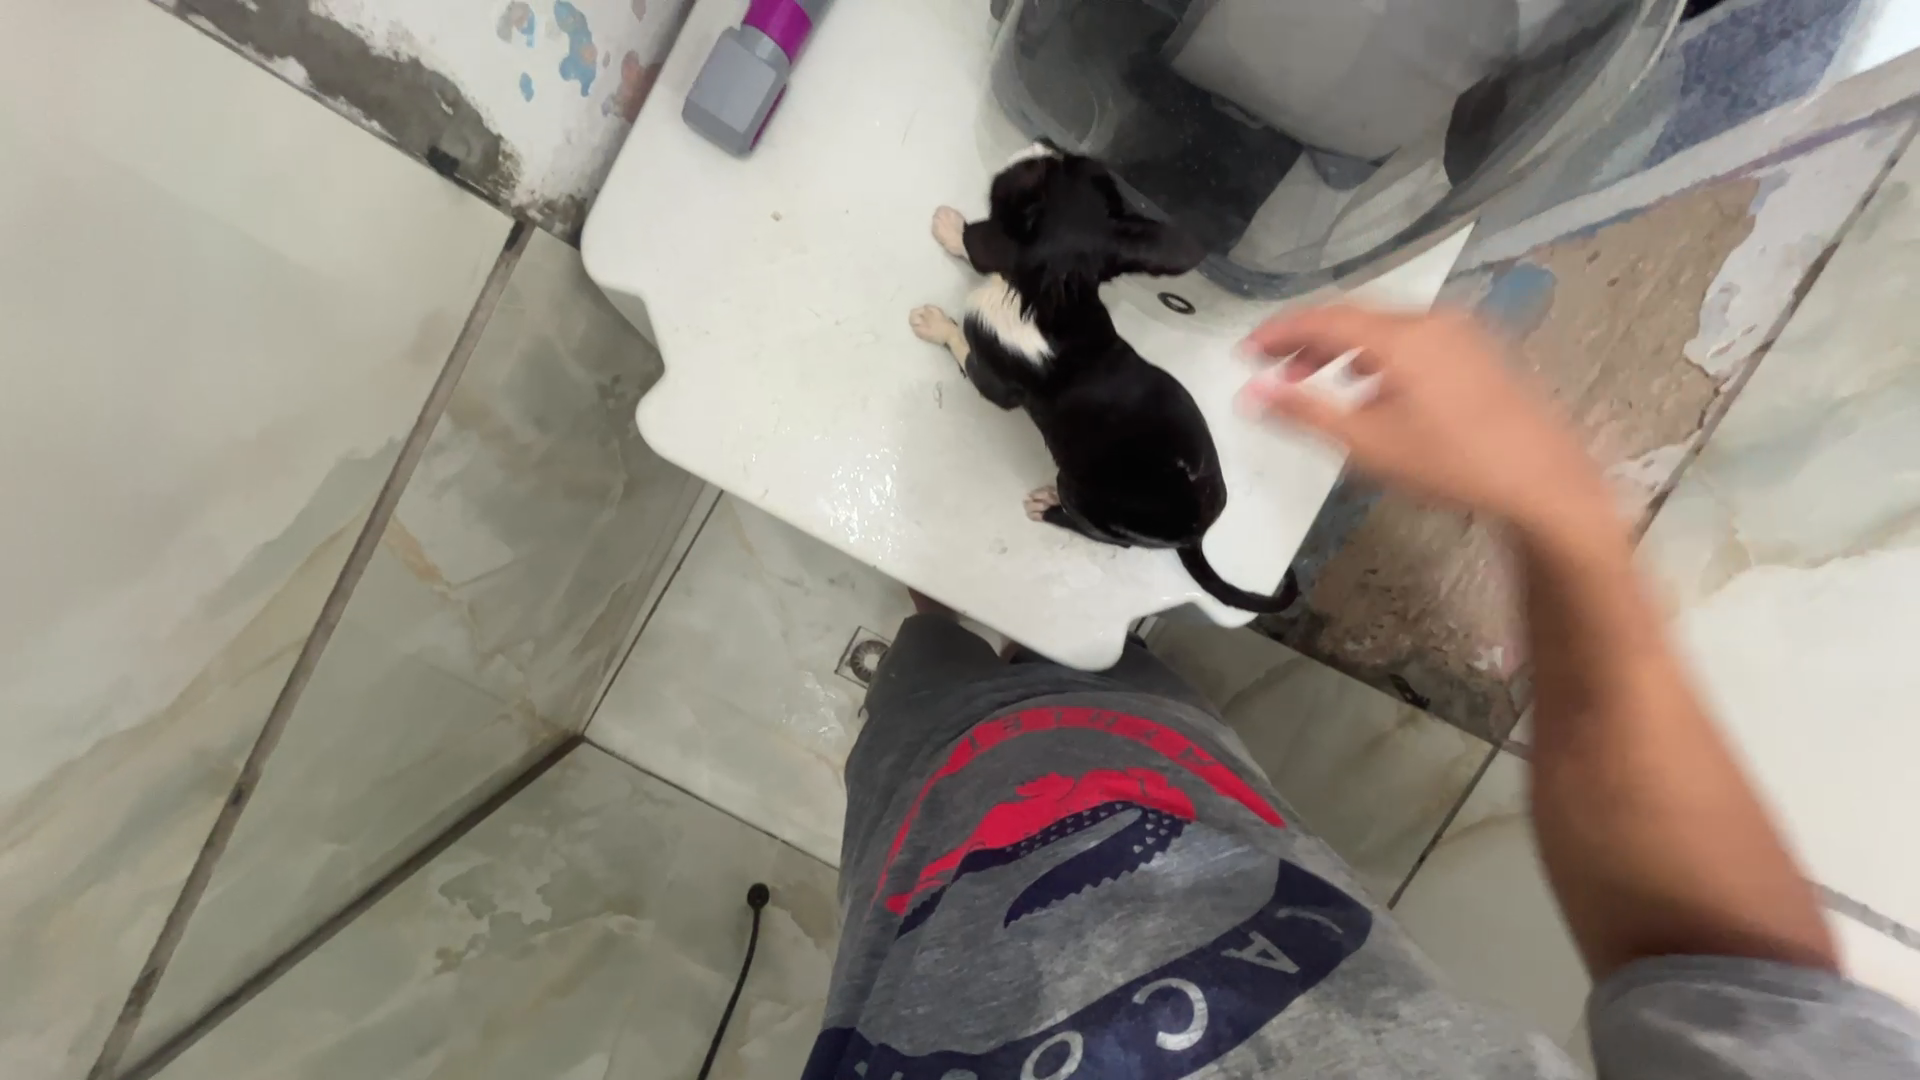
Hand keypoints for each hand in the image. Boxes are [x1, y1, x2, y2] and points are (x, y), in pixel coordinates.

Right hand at [1240, 305, 1610, 531]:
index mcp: (1402, 337)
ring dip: (1337, 348)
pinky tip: (1365, 386)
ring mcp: (1460, 333)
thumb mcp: (1364, 442)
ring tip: (1310, 379)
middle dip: (1305, 340)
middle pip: (1352, 315)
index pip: (1323, 318)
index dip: (1278, 332)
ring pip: (1381, 326)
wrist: (1544, 482)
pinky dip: (1371, 354)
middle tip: (1271, 368)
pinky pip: (1408, 338)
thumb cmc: (1450, 463)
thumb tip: (1250, 392)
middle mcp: (1432, 321)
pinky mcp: (1476, 350)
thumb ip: (1302, 412)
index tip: (1245, 350)